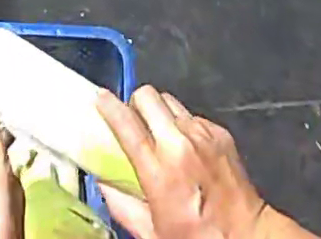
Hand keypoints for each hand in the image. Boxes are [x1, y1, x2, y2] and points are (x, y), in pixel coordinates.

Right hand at [96, 86, 296, 238]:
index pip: (126, 123)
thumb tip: (102, 182)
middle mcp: (179, 145)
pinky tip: (189, 147)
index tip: (100, 99)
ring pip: (168, 100)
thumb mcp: (153, 236)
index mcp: (159, 171)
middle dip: (136, 103)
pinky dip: (184, 124)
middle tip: (136, 121)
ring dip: (160, 112)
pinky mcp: (220, 133)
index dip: (108, 105)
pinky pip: (191, 114)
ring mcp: (202, 135)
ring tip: (162, 133)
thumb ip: (122, 206)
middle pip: (147, 96)